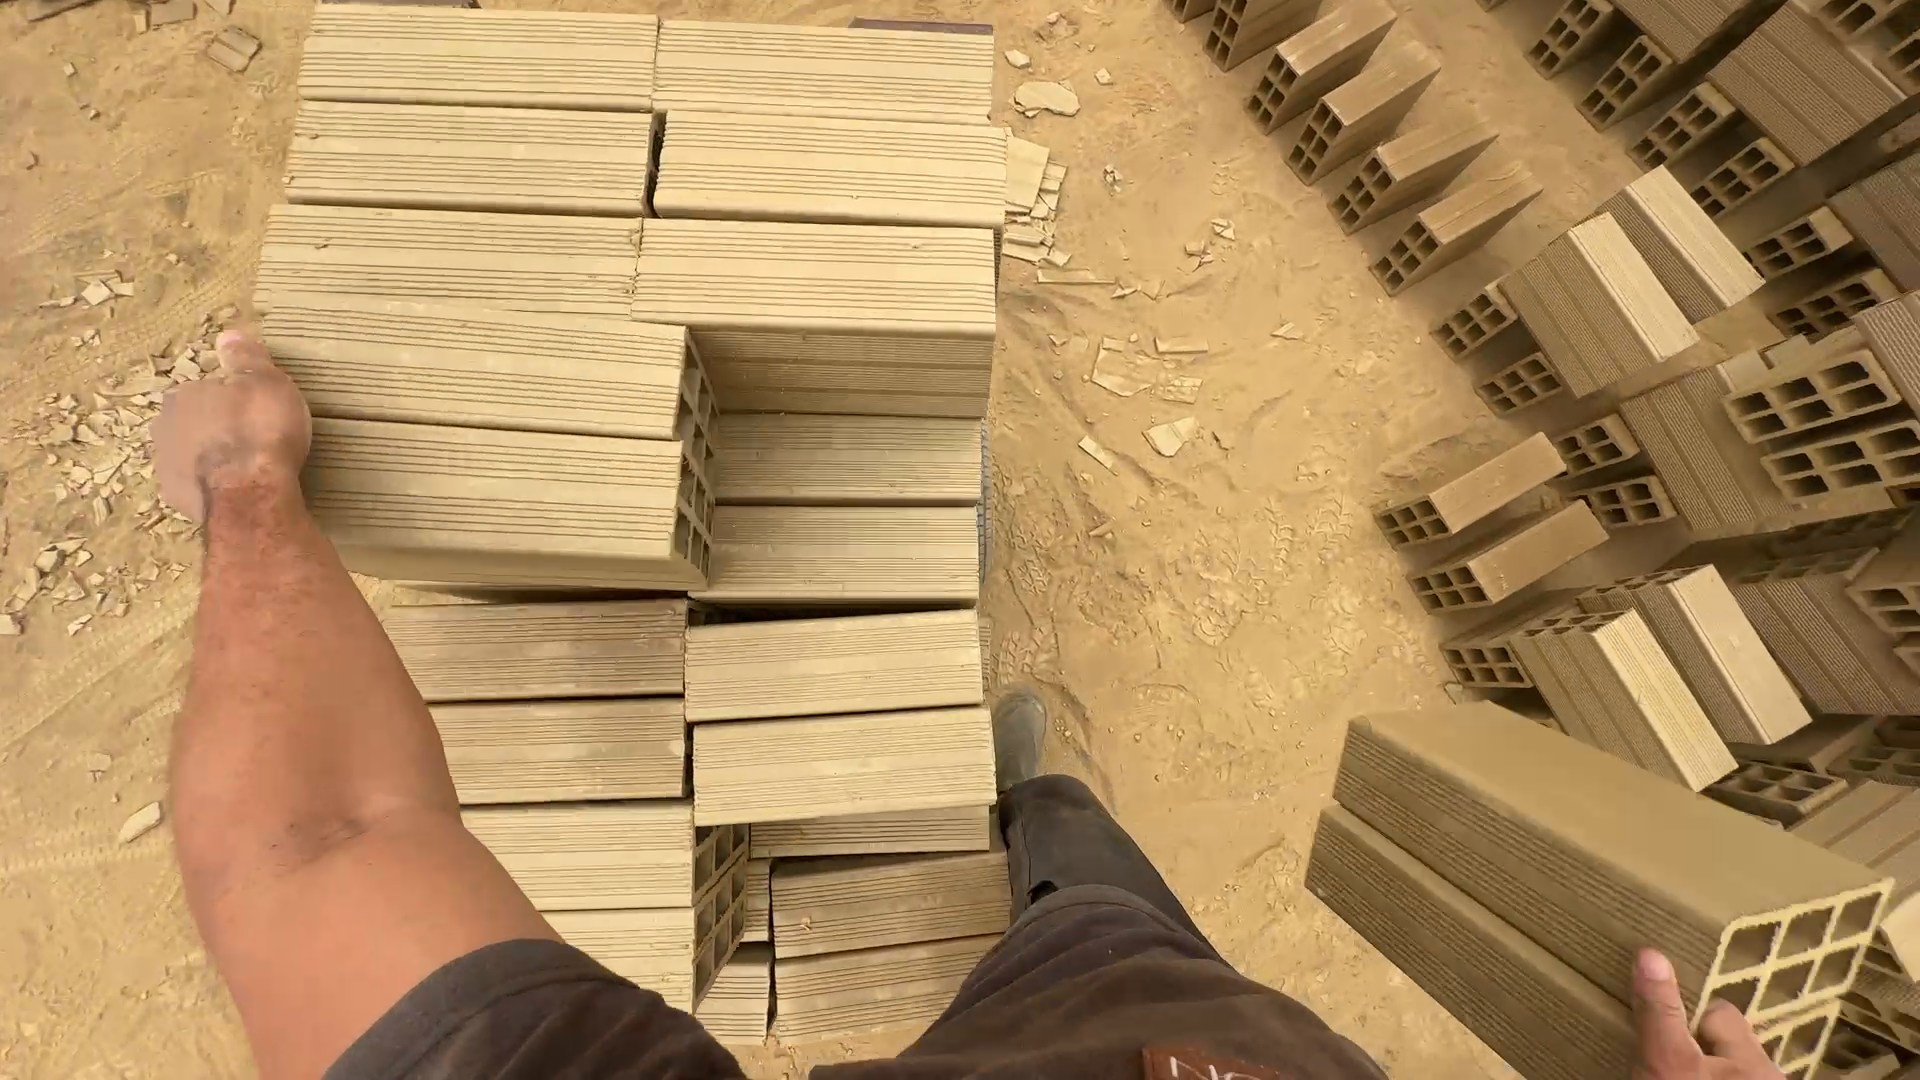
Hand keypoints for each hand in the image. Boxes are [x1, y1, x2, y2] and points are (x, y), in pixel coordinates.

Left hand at [153, 329, 311, 521]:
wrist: (248, 490)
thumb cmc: (260, 431)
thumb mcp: (267, 385)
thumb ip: (248, 360)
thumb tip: (230, 334)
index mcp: (185, 395)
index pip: (208, 389)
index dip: (236, 399)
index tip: (260, 411)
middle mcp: (165, 424)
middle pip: (195, 421)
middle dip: (218, 427)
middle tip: (255, 438)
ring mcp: (166, 461)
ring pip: (192, 452)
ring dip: (214, 456)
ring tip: (248, 467)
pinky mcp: (177, 494)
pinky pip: (198, 482)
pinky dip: (215, 483)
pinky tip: (239, 488)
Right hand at [1633, 948, 1783, 1078]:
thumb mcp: (1666, 1056)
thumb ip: (1660, 1010)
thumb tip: (1651, 952)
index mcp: (1759, 1059)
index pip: (1721, 1011)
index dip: (1685, 1007)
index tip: (1656, 1010)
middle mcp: (1773, 1077)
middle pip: (1728, 1038)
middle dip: (1695, 1034)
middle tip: (1658, 1040)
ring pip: (1729, 1064)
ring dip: (1703, 1060)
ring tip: (1669, 1063)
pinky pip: (1727, 1077)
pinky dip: (1705, 1075)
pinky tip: (1681, 1076)